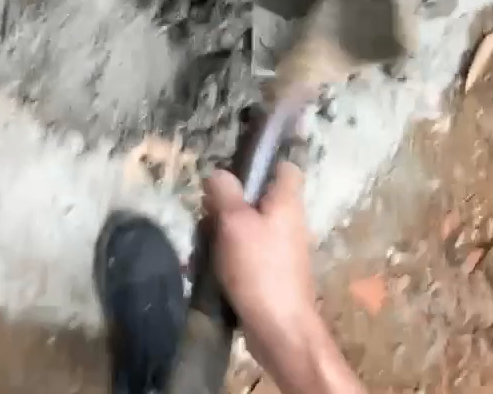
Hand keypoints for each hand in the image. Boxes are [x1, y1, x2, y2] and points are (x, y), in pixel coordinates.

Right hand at [206, 166, 365, 393]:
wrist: (281, 331)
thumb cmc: (259, 268)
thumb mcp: (233, 221)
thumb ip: (224, 191)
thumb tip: (219, 174)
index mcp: (286, 202)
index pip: (285, 167)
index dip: (263, 162)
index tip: (235, 166)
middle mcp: (289, 222)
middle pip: (258, 197)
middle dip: (230, 200)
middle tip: (207, 208)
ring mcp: (282, 249)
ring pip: (249, 225)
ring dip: (225, 229)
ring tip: (204, 239)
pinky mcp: (273, 273)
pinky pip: (248, 251)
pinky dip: (230, 254)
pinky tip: (210, 263)